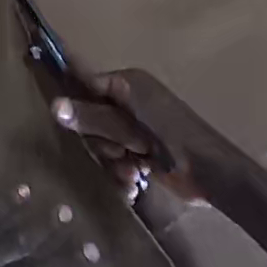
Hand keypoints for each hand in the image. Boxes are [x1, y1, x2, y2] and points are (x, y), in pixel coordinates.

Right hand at [51, 67, 223, 206]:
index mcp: (126, 83)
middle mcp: (129, 100)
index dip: (75, 103)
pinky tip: (136, 183)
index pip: (84, 83)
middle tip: (122, 151)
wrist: (212, 173)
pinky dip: (124, 173)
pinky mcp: (142, 150)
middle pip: (91, 120)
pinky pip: (117, 159)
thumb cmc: (172, 139)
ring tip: (134, 171)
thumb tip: (54, 105)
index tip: (65, 122)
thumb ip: (92, 117)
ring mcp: (136, 126)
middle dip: (104, 143)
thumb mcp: (129, 127)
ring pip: (103, 144)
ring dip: (115, 162)